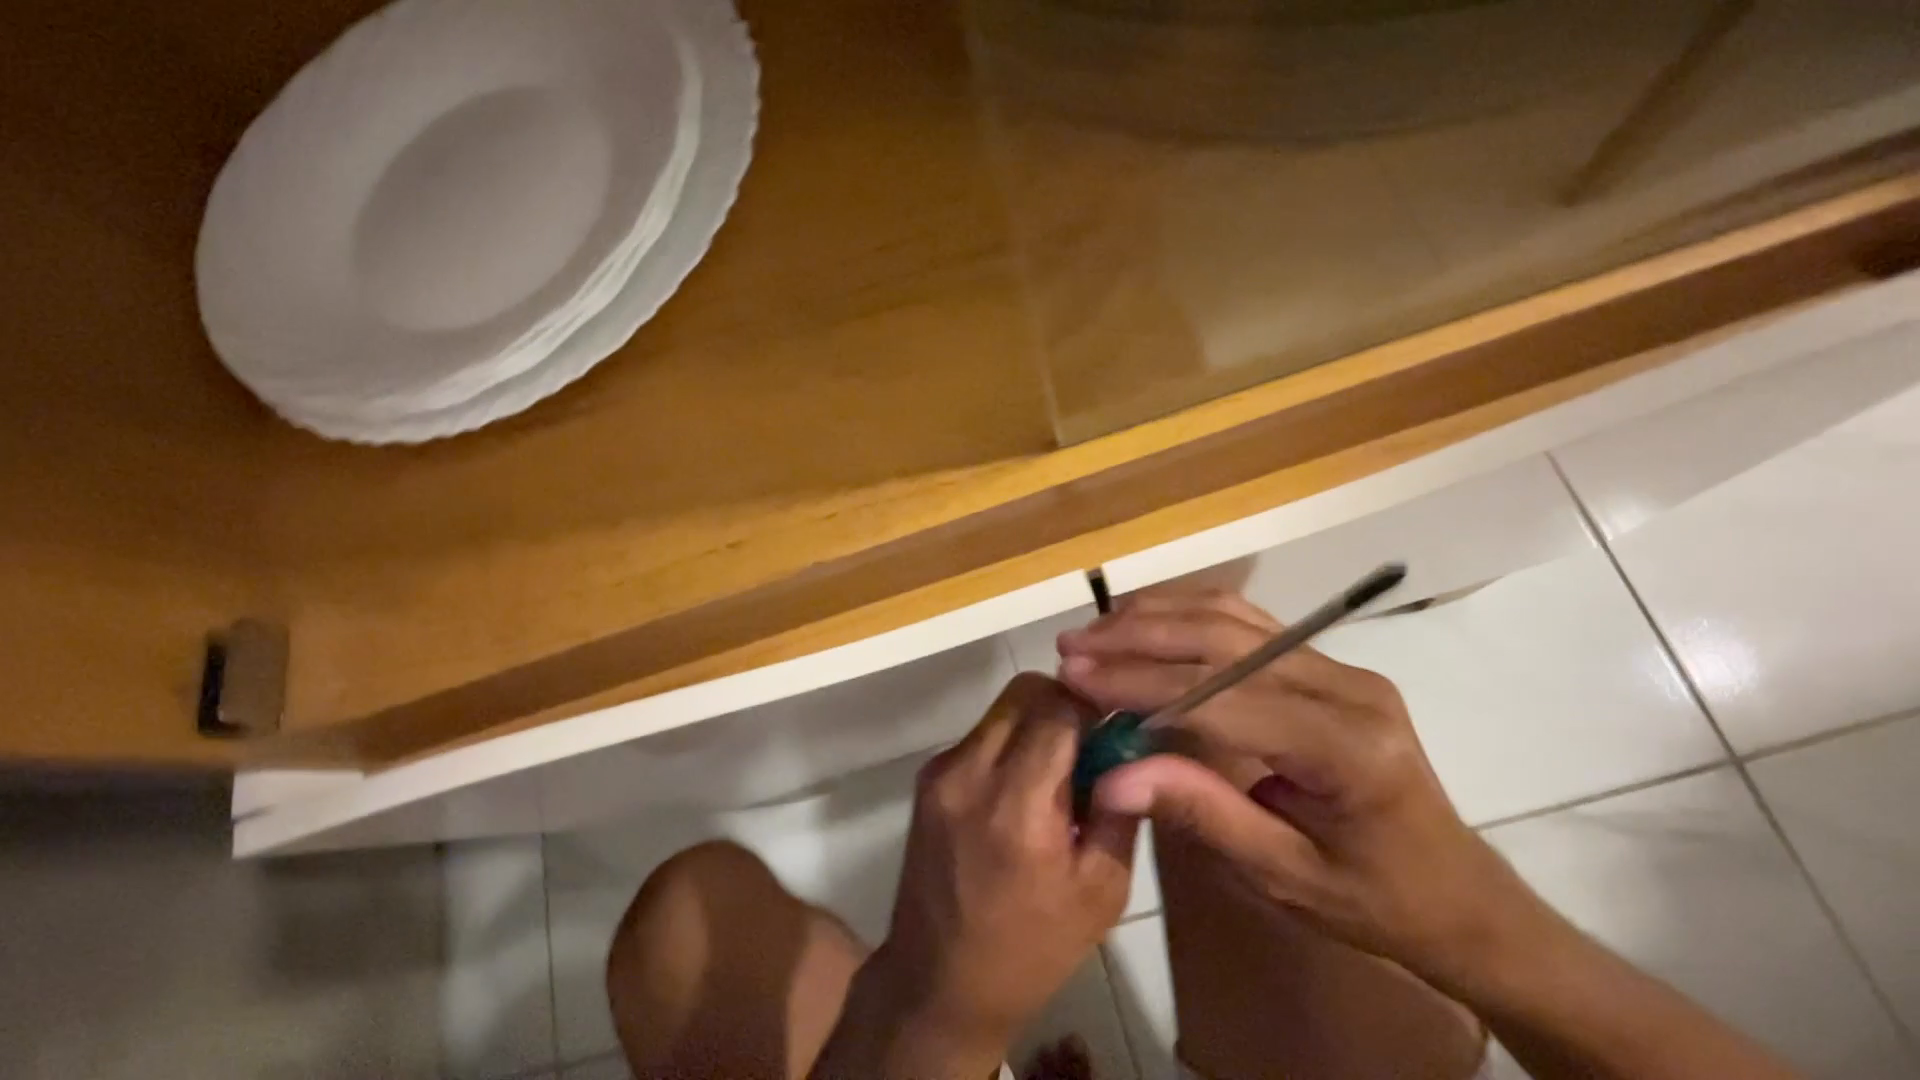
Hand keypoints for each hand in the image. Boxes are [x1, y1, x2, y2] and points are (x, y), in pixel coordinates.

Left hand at [856, 674, 1137, 1061]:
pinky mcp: (926, 780)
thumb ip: (1119, 809)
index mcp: (1017, 804)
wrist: (938, 982)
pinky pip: (980, 736)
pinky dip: (1009, 746)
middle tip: (1091, 751)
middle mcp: (970, 773)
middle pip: (1027, 691)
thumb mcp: (1101, 890)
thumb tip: (1132, 749)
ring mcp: (940, 773)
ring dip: (1036, 724)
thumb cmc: (1031, 949)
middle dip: (1066, 707)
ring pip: (1001, 709)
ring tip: (1057, 778)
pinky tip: (1023, 794)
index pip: (1060, 706)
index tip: (1117, 731)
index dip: (1096, 707)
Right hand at [1056, 587, 1532, 982]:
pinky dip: (1189, 618)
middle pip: (1224, 639)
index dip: (1141, 682)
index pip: (1221, 694)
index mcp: (1346, 745)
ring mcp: (1342, 668)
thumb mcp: (1283, 874)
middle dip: (1138, 639)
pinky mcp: (1330, 665)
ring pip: (1235, 618)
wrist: (1457, 895)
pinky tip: (1146, 625)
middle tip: (1071, 647)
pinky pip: (1249, 625)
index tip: (1073, 677)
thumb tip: (1110, 775)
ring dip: (1158, 617)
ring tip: (1095, 631)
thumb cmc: (1373, 901)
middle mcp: (1348, 686)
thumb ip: (1200, 812)